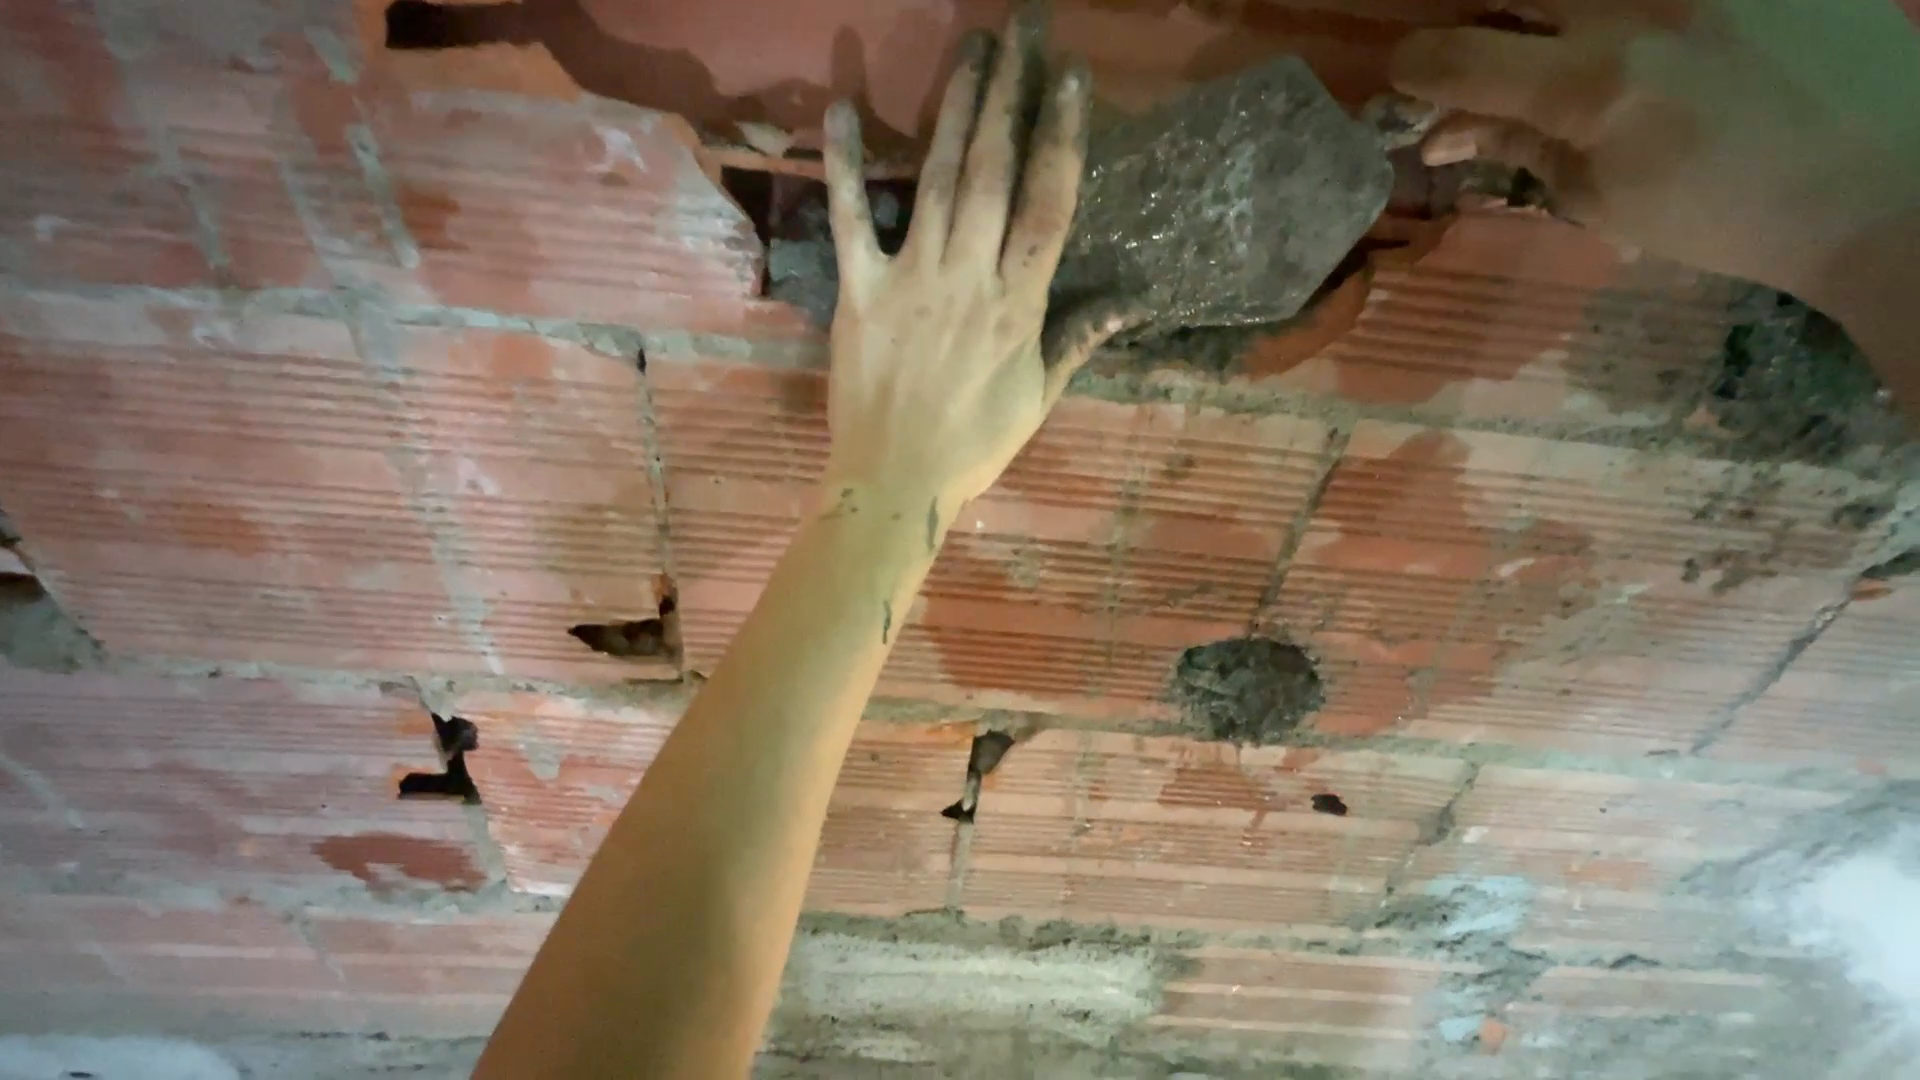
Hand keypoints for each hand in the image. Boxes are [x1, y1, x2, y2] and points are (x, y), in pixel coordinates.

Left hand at [819, 12, 1128, 513]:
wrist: (896, 481)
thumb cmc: (972, 446)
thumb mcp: (1037, 399)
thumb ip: (1076, 341)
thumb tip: (1129, 301)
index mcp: (1019, 306)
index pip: (1051, 206)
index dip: (1063, 137)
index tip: (1071, 80)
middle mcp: (970, 278)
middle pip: (997, 174)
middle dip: (1012, 98)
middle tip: (1022, 33)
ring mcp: (912, 280)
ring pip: (939, 181)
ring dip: (957, 111)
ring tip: (973, 52)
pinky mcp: (860, 291)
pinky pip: (850, 220)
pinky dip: (842, 165)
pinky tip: (838, 109)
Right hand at [1392, 1, 1919, 305]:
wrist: (1877, 179)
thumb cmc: (1714, 214)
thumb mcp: (1592, 198)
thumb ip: (1514, 148)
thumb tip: (1439, 136)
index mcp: (1592, 86)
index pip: (1461, 57)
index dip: (1412, 66)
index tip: (1398, 78)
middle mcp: (1642, 5)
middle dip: (1471, 20)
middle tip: (1468, 52)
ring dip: (1535, 13)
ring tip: (1543, 52)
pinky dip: (1602, 14)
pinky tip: (1609, 40)